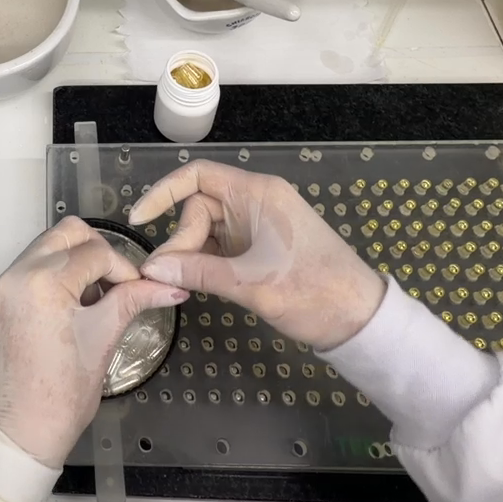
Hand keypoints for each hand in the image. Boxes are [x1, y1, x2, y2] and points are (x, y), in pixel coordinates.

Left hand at [0, 217, 188, 467]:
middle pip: (68, 232)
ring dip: (78, 258)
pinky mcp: (2, 294)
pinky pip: (35, 262)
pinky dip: (58, 270)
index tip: (139, 290)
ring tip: (96, 296)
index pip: (96, 252)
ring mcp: (6, 281)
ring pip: (50, 244)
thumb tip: (170, 287)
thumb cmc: (64, 392)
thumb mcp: (104, 338)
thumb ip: (134, 301)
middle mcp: (19, 271)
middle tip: (118, 282)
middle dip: (99, 251)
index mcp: (44, 280)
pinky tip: (75, 302)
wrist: (22, 431)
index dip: (124, 269)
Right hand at [128, 160, 384, 351]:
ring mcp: (258, 226)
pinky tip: (198, 284)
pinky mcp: (260, 248)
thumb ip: (198, 271)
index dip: (163, 192)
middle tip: (168, 274)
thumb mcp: (251, 284)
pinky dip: (206, 263)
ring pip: (207, 230)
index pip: (197, 177)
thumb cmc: (313, 293)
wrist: (363, 324)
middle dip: (181, 239)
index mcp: (257, 194)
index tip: (139, 219)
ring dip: (192, 254)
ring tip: (183, 283)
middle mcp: (255, 202)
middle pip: (199, 207)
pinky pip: (221, 246)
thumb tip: (150, 267)